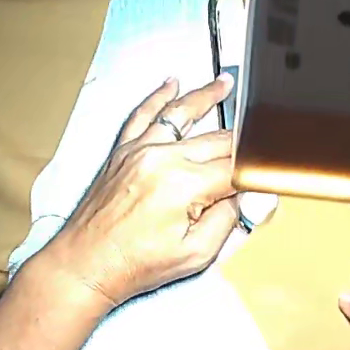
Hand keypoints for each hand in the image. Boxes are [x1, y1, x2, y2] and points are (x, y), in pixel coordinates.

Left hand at [33, 77, 240, 308]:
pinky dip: (158, 98)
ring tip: (224, 85)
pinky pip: (143, 115)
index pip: (236, 168)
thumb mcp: (195, 255)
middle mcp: (161, 158)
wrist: (85, 264)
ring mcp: (139, 150)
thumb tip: (247, 196)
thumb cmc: (131, 265)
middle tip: (255, 147)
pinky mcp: (122, 151)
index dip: (254, 174)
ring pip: (181, 114)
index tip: (264, 178)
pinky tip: (171, 85)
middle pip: (216, 140)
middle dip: (239, 145)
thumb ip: (229, 220)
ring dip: (206, 97)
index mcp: (183, 184)